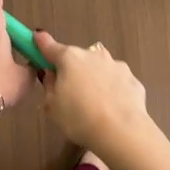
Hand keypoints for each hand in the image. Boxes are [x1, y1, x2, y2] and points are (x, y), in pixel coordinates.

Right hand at [31, 32, 159, 161]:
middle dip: (71, 70)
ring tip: (94, 104)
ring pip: (98, 68)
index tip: (37, 38)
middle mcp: (93, 55)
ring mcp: (116, 65)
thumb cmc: (79, 118)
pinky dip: (112, 90)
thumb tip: (52, 74)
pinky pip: (116, 82)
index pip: (49, 46)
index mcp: (70, 58)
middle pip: (77, 58)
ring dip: (94, 78)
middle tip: (69, 93)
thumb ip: (49, 85)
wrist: (122, 132)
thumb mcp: (52, 106)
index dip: (41, 43)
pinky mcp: (133, 79)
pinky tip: (111, 109)